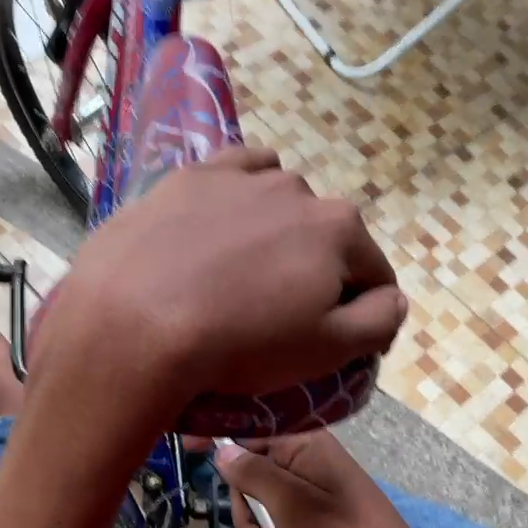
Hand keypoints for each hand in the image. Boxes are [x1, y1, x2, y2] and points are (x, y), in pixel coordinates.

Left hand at [41, 146, 405, 408]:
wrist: (132, 324)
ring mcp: (239, 178)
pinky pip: (231, 176)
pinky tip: (220, 224)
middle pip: (323, 237)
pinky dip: (237, 197)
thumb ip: (377, 323)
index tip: (336, 342)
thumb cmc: (237, 346)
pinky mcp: (187, 178)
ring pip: (278, 204)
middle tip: (275, 316)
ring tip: (238, 276)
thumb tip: (396, 300)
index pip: (372, 274)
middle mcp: (298, 190)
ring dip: (274, 233)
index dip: (361, 311)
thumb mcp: (324, 352)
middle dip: (313, 271)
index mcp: (339, 230)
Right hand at [213, 431, 442, 527]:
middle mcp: (305, 467)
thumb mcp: (293, 505)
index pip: (252, 429)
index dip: (220, 437)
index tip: (185, 444)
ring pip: (258, 515)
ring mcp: (308, 500)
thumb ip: (252, 475)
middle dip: (249, 520)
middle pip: (248, 481)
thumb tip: (221, 449)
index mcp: (306, 446)